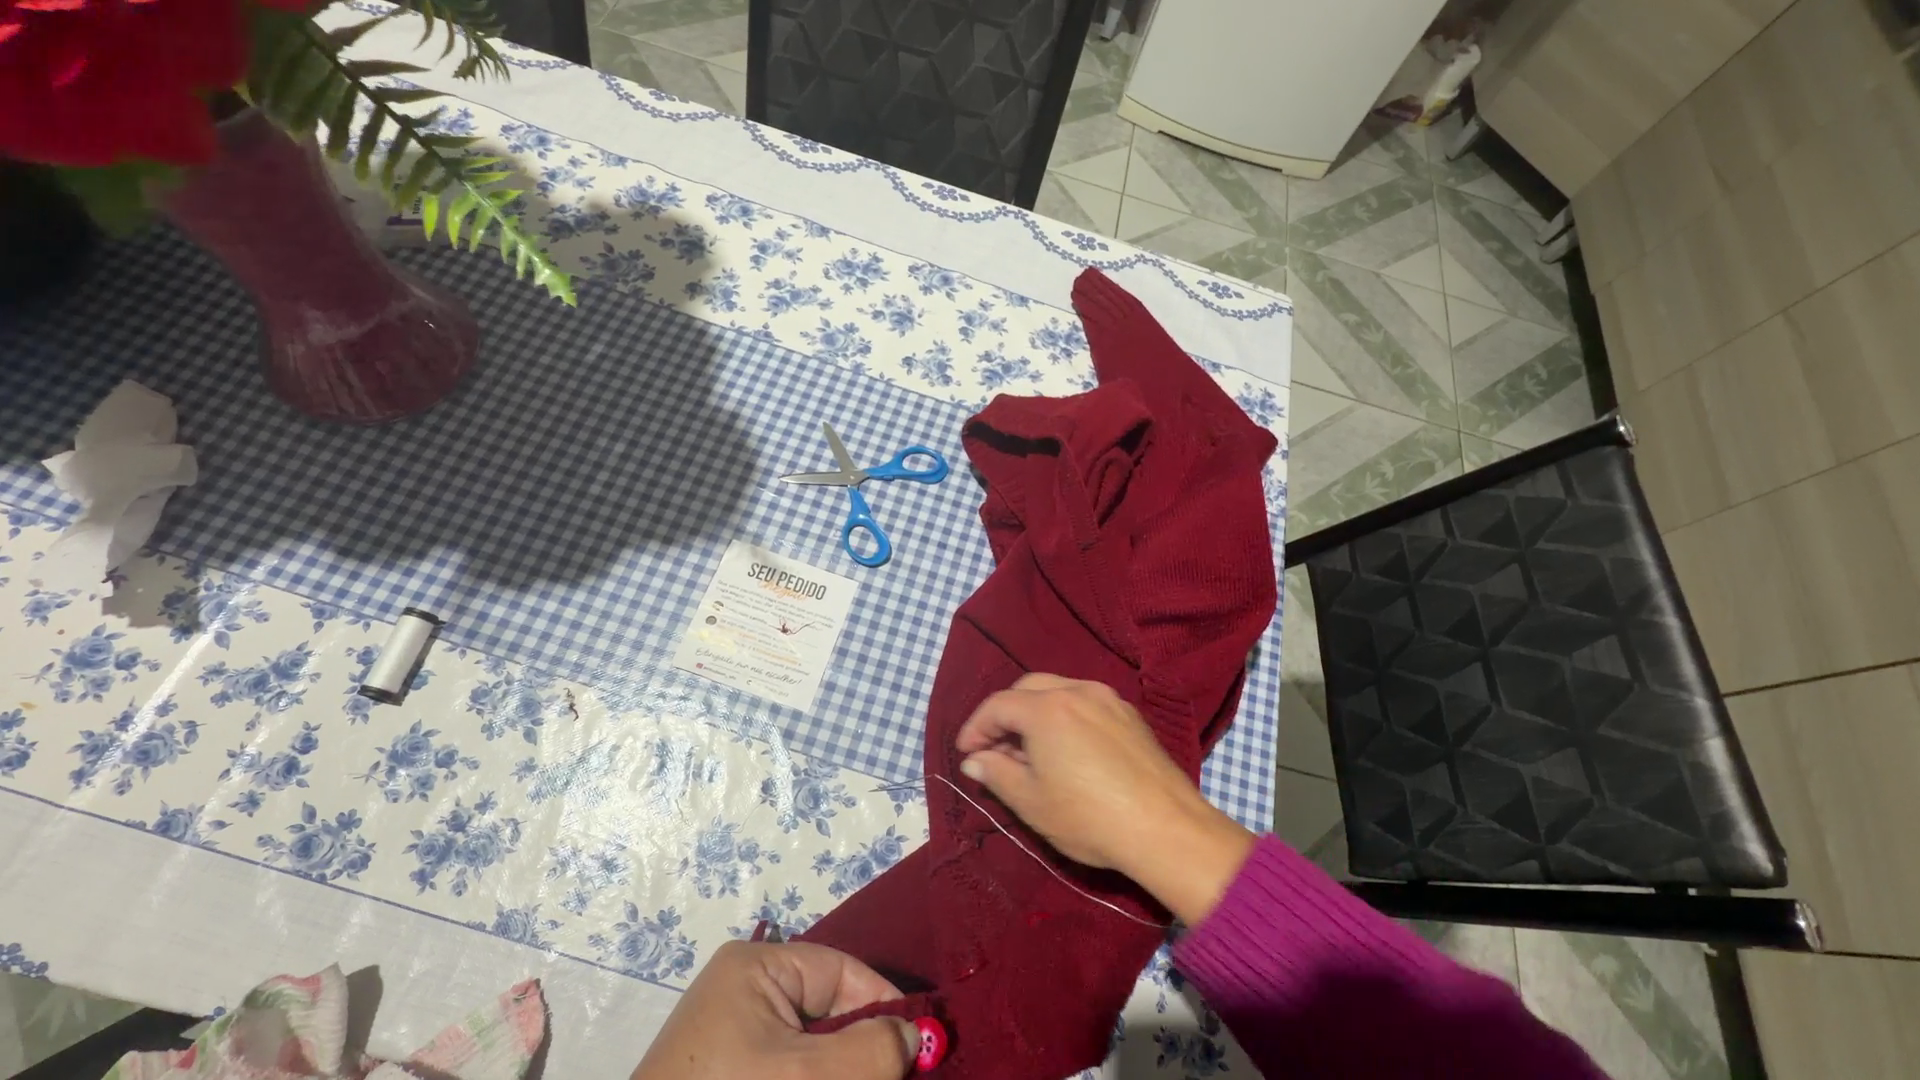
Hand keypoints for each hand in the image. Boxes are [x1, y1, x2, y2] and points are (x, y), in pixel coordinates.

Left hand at [629, 941, 917, 1079]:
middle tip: (897, 1076)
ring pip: (813, 1042)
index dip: (887, 1007)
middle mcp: (744, 985)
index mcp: (758, 965)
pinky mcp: (728, 1064)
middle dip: (863, 1045)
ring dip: (841, 1068)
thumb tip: (914, 1036)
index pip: (844, 973)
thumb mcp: (807, 1076)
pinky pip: (788, 1063)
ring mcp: (733, 1029)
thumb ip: (871, 1050)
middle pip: (830, 1008)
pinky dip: (813, 1077)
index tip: (922, 1048)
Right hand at [955, 673, 1254, 923]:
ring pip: (1060, 692)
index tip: (966, 753)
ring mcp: (1109, 700)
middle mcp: (1078, 691)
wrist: (1166, 829)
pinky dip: (1065, 717)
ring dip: (1035, 714)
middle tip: (994, 749)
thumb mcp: (1031, 802)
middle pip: (1028, 689)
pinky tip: (1066, 750)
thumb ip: (996, 774)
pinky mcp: (1132, 717)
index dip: (975, 728)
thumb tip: (974, 760)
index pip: (998, 705)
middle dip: (1005, 715)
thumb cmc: (1089, 817)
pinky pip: (1086, 704)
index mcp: (1047, 708)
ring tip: (1028, 752)